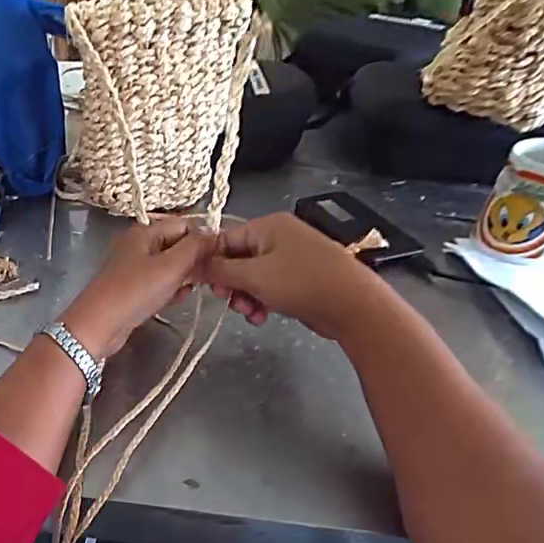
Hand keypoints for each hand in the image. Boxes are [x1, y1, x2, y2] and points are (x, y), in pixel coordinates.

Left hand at [60, 218, 215, 358]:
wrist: (98, 326)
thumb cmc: (135, 291)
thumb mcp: (170, 267)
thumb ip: (195, 248)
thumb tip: (215, 235)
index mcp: (144, 232)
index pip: (183, 225)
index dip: (203, 238)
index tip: (218, 257)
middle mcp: (138, 245)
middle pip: (176, 245)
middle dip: (194, 259)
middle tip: (210, 276)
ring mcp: (133, 268)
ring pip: (168, 266)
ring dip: (184, 276)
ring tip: (196, 288)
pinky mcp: (132, 290)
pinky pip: (158, 283)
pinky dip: (170, 289)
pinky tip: (179, 299)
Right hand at [200, 212, 388, 340]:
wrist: (352, 305)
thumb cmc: (301, 283)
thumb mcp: (253, 276)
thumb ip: (219, 270)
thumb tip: (192, 264)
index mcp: (267, 226)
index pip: (224, 239)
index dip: (209, 263)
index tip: (200, 285)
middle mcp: (278, 237)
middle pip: (237, 260)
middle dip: (231, 284)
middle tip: (230, 302)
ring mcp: (291, 258)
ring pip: (252, 277)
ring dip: (245, 297)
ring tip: (251, 313)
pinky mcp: (299, 279)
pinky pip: (269, 287)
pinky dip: (262, 300)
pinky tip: (263, 316)